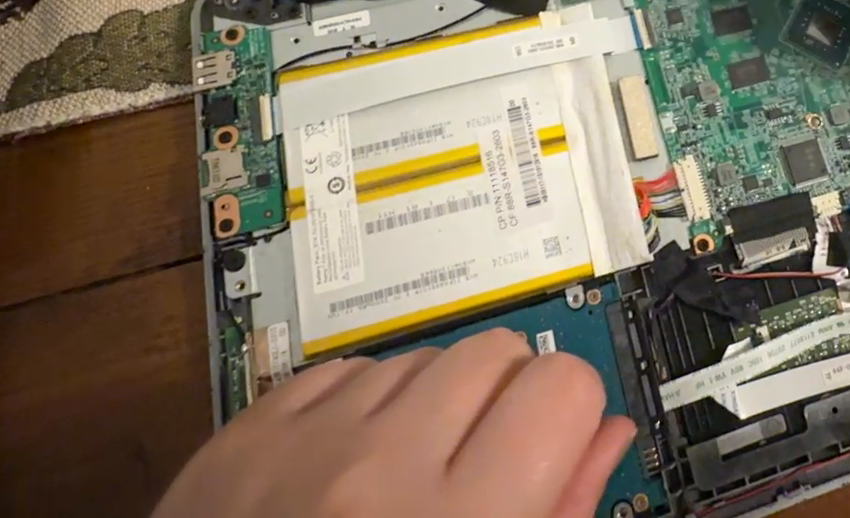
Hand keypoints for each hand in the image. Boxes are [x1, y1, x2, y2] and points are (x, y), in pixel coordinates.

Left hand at [151, 329, 635, 517]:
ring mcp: (303, 443)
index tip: (552, 445)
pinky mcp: (244, 435)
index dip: (569, 414)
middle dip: (504, 398)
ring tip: (405, 478)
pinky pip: (347, 368)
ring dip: (432, 403)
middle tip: (479, 464)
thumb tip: (605, 432)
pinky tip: (349, 469)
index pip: (562, 385)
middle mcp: (380, 469)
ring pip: (424, 356)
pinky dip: (364, 405)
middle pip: (496, 350)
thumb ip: (563, 514)